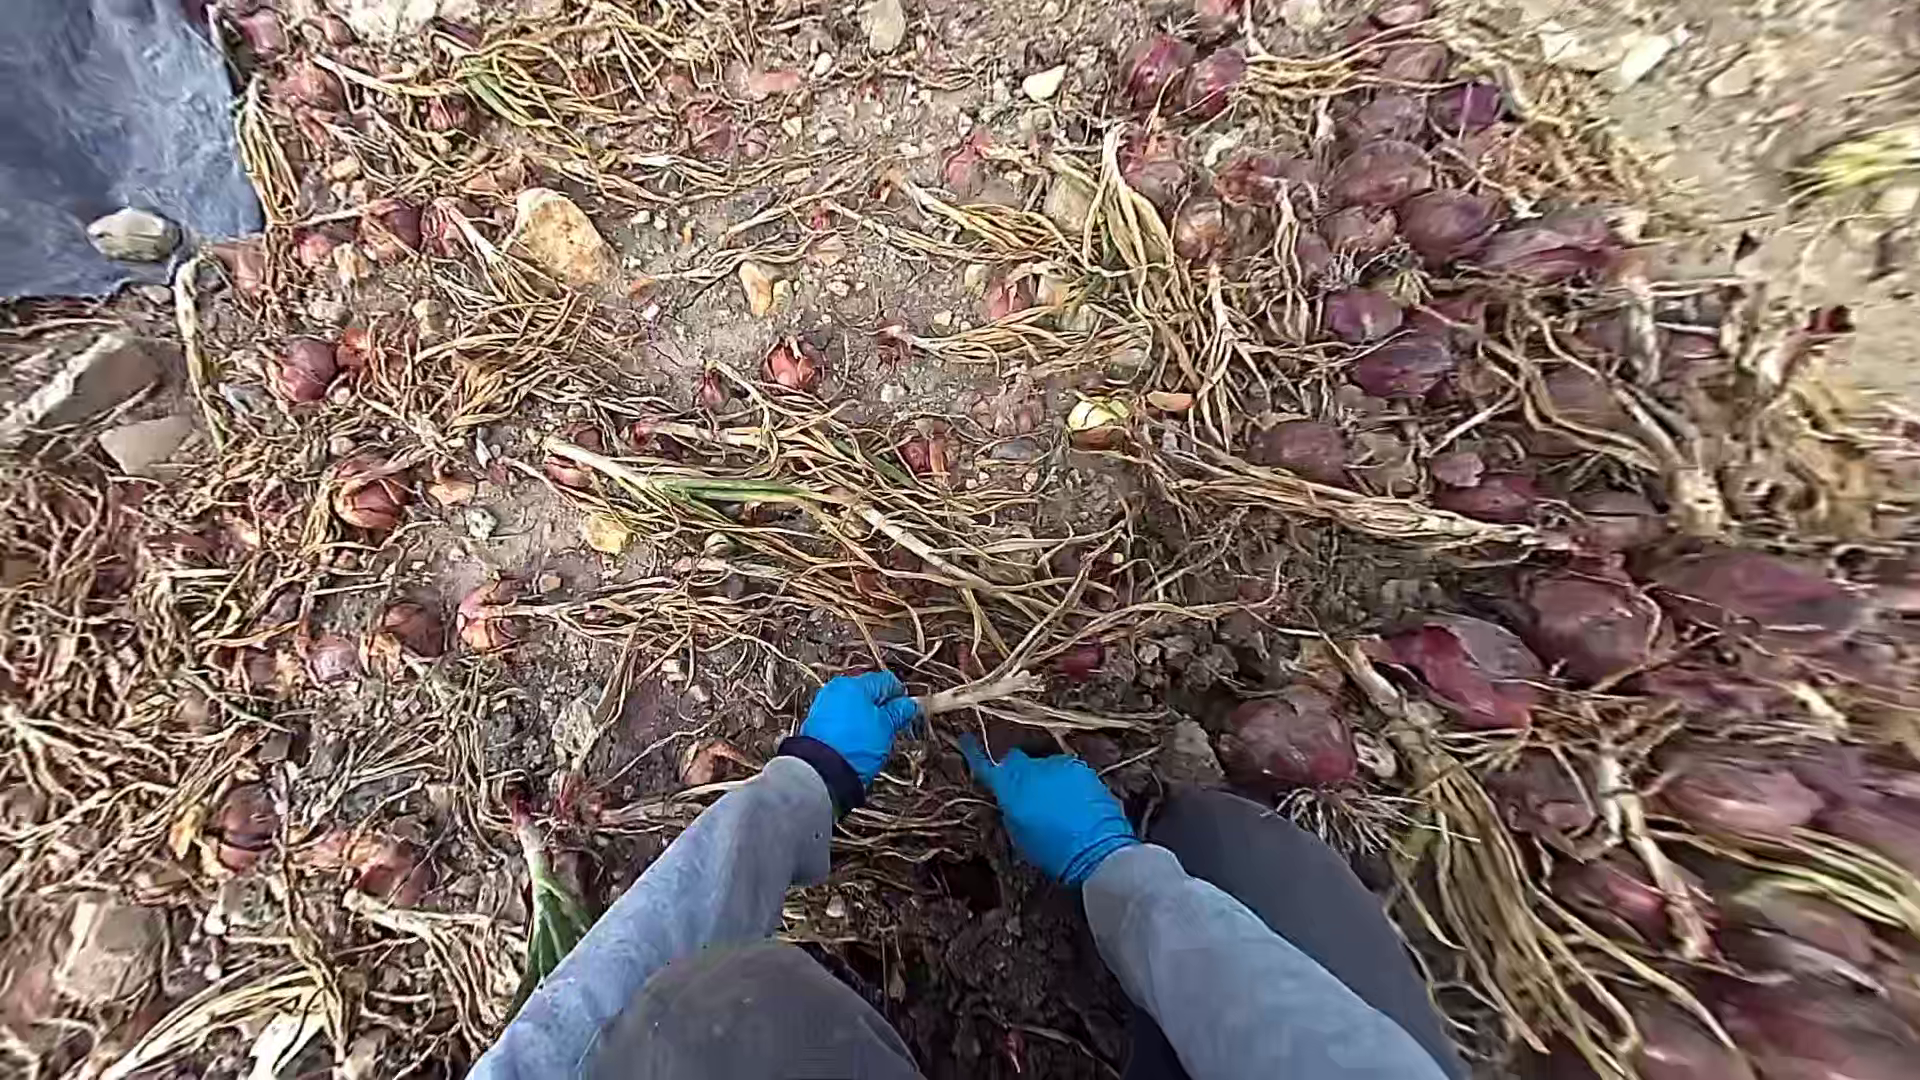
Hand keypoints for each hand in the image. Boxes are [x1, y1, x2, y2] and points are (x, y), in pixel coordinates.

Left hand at [800, 672, 920, 784]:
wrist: (822, 773)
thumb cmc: (854, 747)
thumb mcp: (886, 728)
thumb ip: (899, 712)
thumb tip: (909, 704)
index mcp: (854, 684)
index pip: (886, 681)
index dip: (899, 695)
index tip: (906, 709)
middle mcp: (836, 690)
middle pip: (869, 692)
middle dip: (882, 708)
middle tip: (892, 726)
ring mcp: (824, 706)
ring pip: (854, 706)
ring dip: (867, 718)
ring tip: (874, 738)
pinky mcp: (816, 723)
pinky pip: (841, 719)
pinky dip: (851, 727)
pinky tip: (858, 743)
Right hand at [960, 736, 1137, 884]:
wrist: (1099, 851)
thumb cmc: (1054, 852)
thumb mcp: (1019, 834)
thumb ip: (1009, 806)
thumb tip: (1007, 794)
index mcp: (1011, 787)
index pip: (985, 764)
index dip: (974, 752)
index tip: (966, 739)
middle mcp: (1031, 768)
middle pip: (1015, 759)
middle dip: (1016, 769)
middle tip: (1023, 788)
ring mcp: (1057, 764)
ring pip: (1041, 763)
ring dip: (1043, 776)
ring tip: (1055, 801)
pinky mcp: (1079, 766)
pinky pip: (1063, 769)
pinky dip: (1063, 780)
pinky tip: (1072, 800)